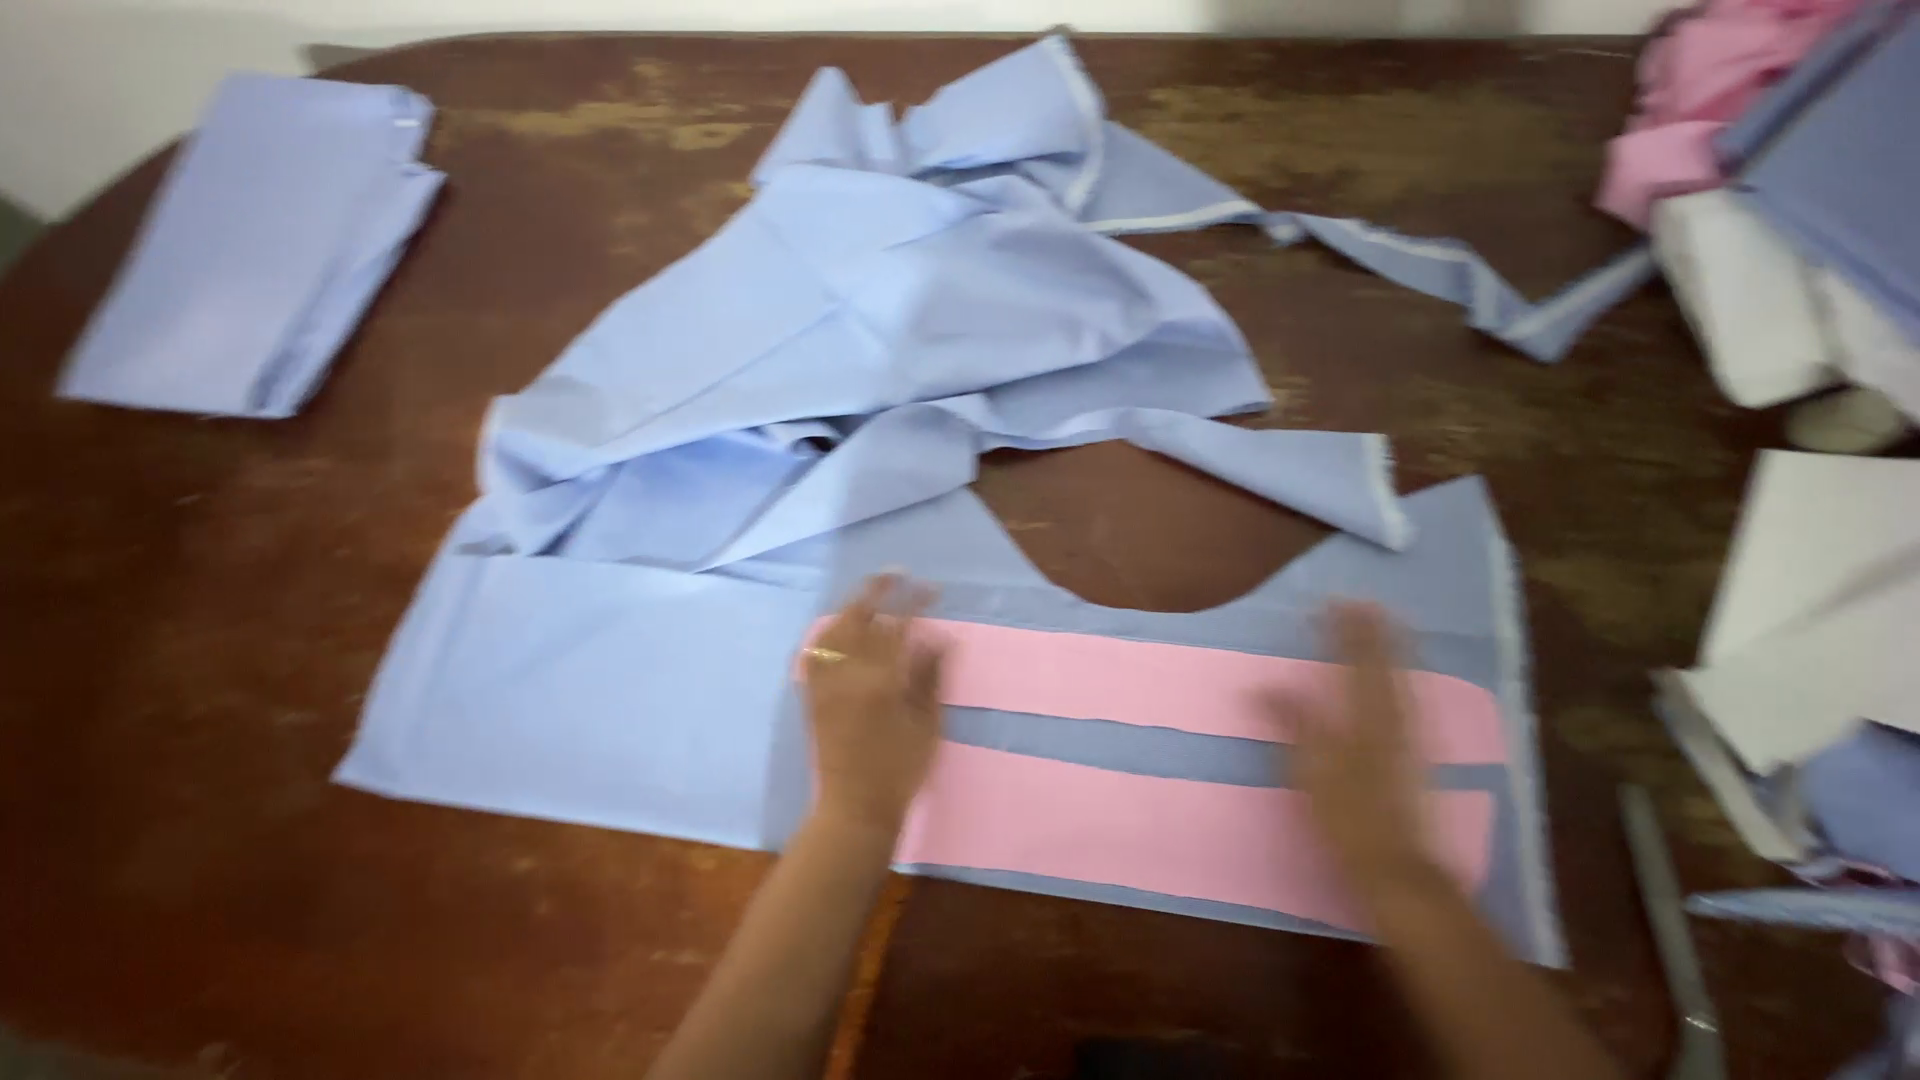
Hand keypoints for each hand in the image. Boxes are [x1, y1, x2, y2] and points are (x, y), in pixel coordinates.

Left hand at [801, 575, 947, 833]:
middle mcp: (847, 674)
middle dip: (878, 590)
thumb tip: (938, 637)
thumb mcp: (927, 724)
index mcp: (881, 680)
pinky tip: (838, 628)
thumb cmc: (901, 769)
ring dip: (852, 606)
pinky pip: (815, 653)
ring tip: (870, 595)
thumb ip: (930, 676)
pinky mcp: (812, 696)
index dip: (915, 603)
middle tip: (897, 575)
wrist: (855, 807)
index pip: (899, 626)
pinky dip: (827, 633)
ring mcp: (825, 683)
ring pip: (833, 630)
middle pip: (859, 617)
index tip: (931, 590)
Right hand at [1268, 602, 1438, 894]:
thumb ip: (1293, 723)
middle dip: (1377, 633)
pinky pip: (1411, 700)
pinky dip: (1404, 677)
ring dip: (1395, 650)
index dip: (1347, 632)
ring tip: (1387, 627)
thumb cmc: (1348, 818)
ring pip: (1405, 681)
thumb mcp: (1310, 771)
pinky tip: (1402, 680)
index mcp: (1367, 719)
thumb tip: (1265, 686)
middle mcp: (1396, 720)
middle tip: (1366, 604)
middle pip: (1388, 666)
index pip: (1357, 663)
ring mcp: (1412, 739)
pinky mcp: (1417, 757)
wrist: (1398, 869)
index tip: (1335, 603)